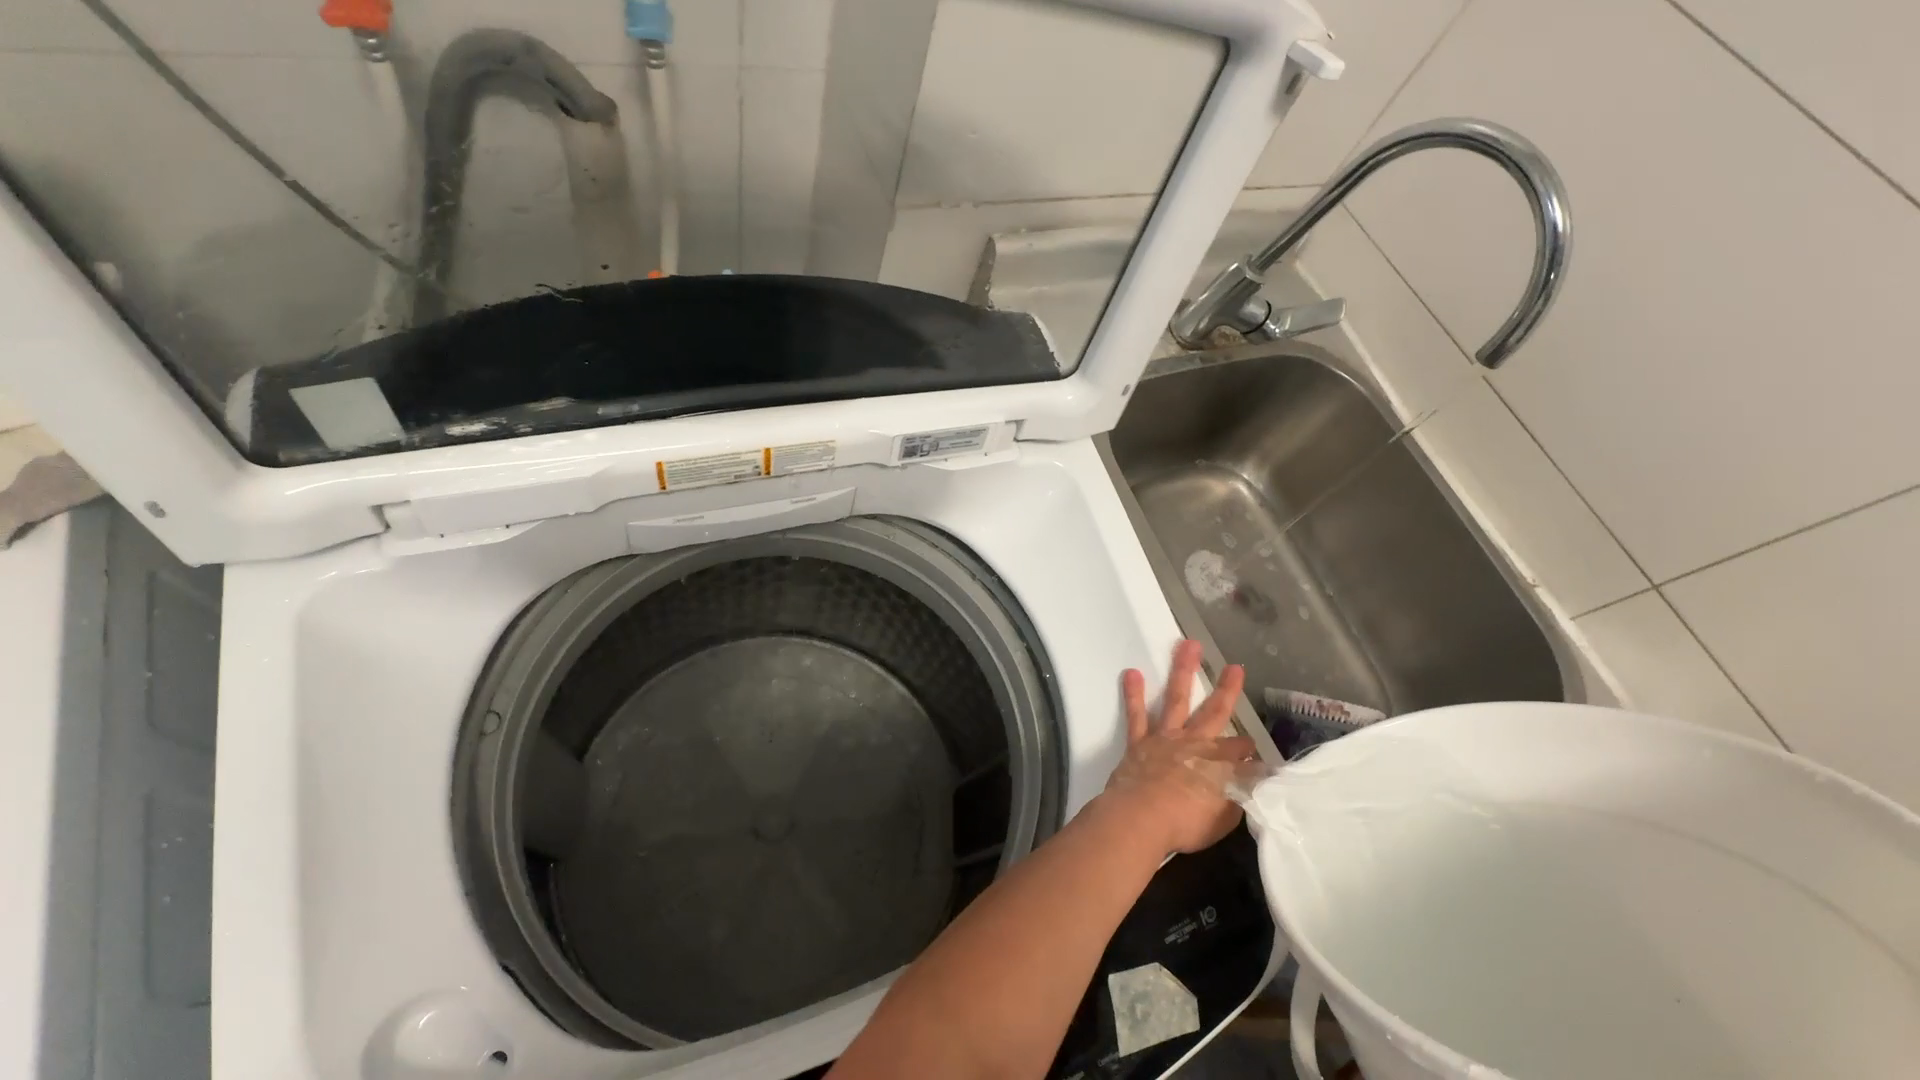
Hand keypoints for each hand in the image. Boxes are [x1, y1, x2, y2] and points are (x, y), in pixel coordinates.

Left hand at [1098, 640, 1255, 858]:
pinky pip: (1136, 715)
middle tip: (1235, 666)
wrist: (1141, 818)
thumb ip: (1238, 798)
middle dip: (1227, 689)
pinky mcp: (1139, 743)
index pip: (1241, 750)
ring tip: (1187, 645)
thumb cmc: (1186, 823)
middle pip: (1215, 711)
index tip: (1253, 751)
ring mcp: (1165, 739)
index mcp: (1218, 762)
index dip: (1250, 750)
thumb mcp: (1224, 818)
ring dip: (1183, 671)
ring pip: (1177, 698)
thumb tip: (1251, 785)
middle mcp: (1194, 742)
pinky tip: (1131, 673)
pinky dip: (1134, 694)